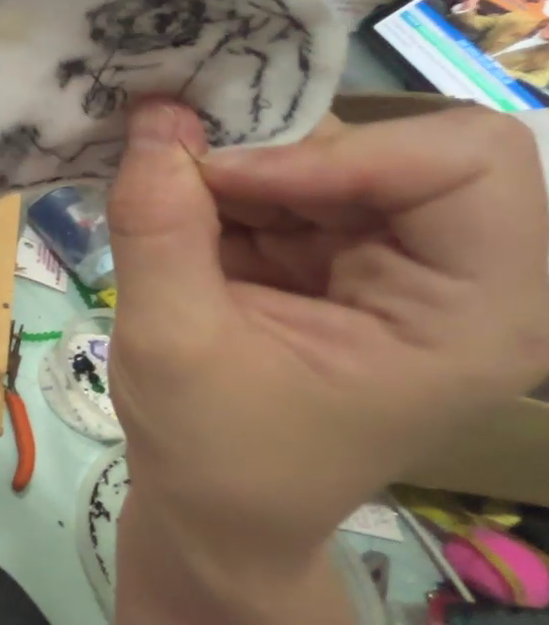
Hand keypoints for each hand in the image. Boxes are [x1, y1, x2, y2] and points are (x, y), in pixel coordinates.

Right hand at [105, 101, 548, 621]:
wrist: (215, 513)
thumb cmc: (213, 449)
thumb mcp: (171, 338)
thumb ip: (160, 224)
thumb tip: (153, 111)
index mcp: (470, 312)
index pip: (462, 163)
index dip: (342, 151)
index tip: (221, 175)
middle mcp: (453, 273)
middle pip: (393, 145)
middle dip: (274, 148)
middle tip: (176, 164)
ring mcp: (389, 263)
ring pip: (324, 151)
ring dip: (232, 162)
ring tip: (156, 190)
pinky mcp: (328, 259)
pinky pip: (278, 180)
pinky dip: (214, 182)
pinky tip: (164, 208)